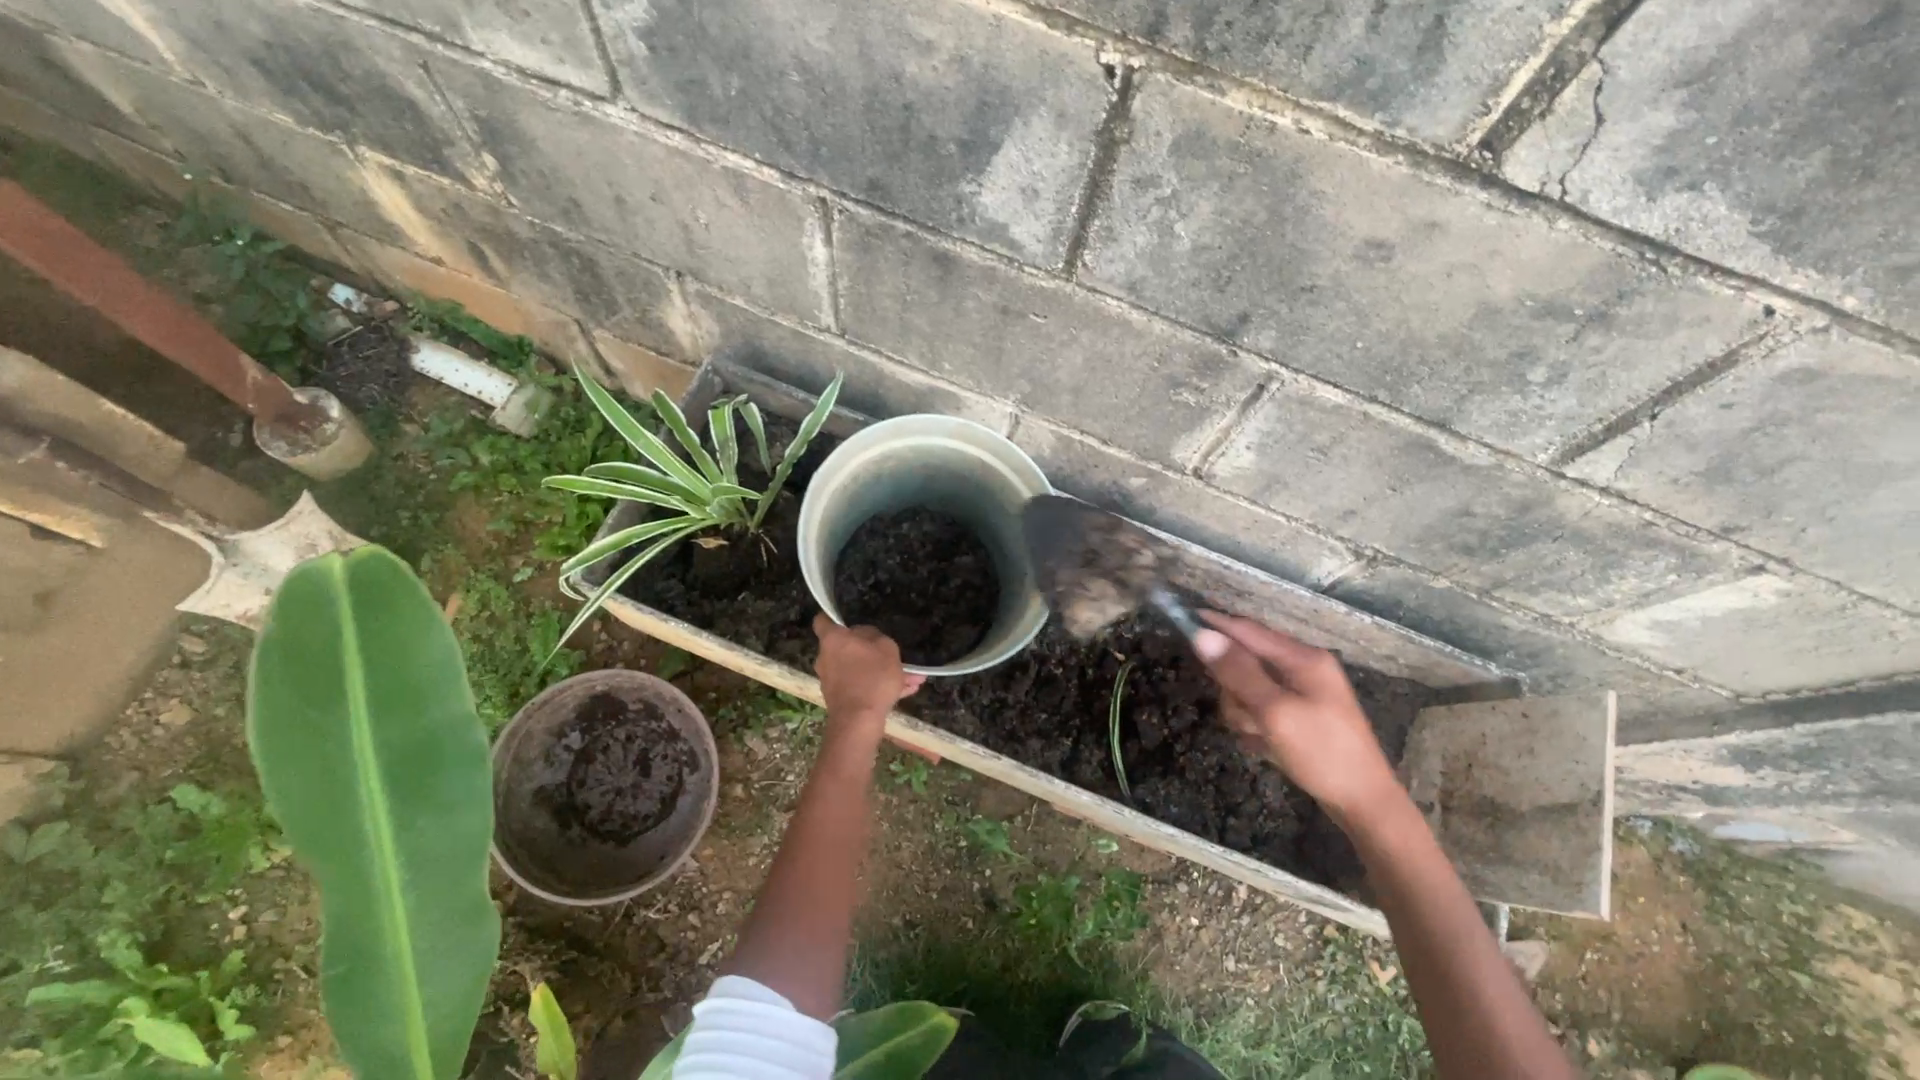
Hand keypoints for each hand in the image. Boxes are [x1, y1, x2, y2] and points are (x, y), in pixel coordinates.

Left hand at [812, 614, 924, 735]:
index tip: (846, 621)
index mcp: (833, 639)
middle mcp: (826, 658)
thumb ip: (877, 637)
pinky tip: (906, 691)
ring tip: (911, 679)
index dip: (833, 618)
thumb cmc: (872, 676)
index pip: (822, 621)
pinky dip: (879, 688)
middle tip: (892, 656)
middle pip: (846, 648)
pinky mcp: (839, 699)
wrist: (859, 720)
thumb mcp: (887, 647)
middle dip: (869, 652)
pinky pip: (861, 687)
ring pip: (859, 670)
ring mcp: (831, 680)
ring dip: (881, 673)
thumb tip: (867, 636)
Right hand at [1191, 612, 1402, 828]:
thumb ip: (1238, 672)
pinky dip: (1255, 726)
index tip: (1184, 616)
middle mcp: (1302, 669)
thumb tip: (1202, 635)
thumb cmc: (1322, 753)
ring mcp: (1302, 694)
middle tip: (1244, 717)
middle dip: (1234, 689)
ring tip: (1259, 736)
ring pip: (1248, 689)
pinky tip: (1264, 746)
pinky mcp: (1298, 716)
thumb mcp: (1274, 711)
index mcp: (1303, 659)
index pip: (1249, 631)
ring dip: (1243, 712)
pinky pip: (1260, 710)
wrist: (1362, 802)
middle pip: (1245, 662)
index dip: (1216, 624)